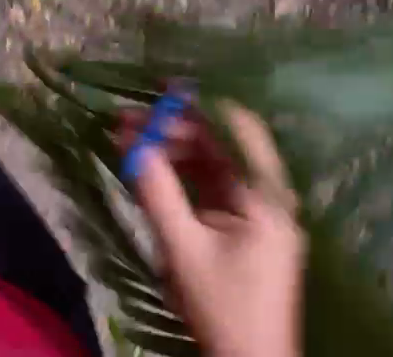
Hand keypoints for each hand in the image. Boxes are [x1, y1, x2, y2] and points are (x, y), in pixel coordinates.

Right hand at [129, 103, 305, 356]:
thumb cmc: (223, 306)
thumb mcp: (182, 246)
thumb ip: (155, 189)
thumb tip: (126, 137)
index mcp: (265, 195)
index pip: (240, 128)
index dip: (202, 102)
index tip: (161, 86)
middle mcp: (266, 195)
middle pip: (220, 142)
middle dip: (173, 126)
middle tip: (128, 118)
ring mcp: (254, 211)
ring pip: (211, 160)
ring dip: (172, 147)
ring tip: (128, 138)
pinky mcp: (241, 226)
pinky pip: (208, 183)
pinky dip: (179, 171)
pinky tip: (148, 165)